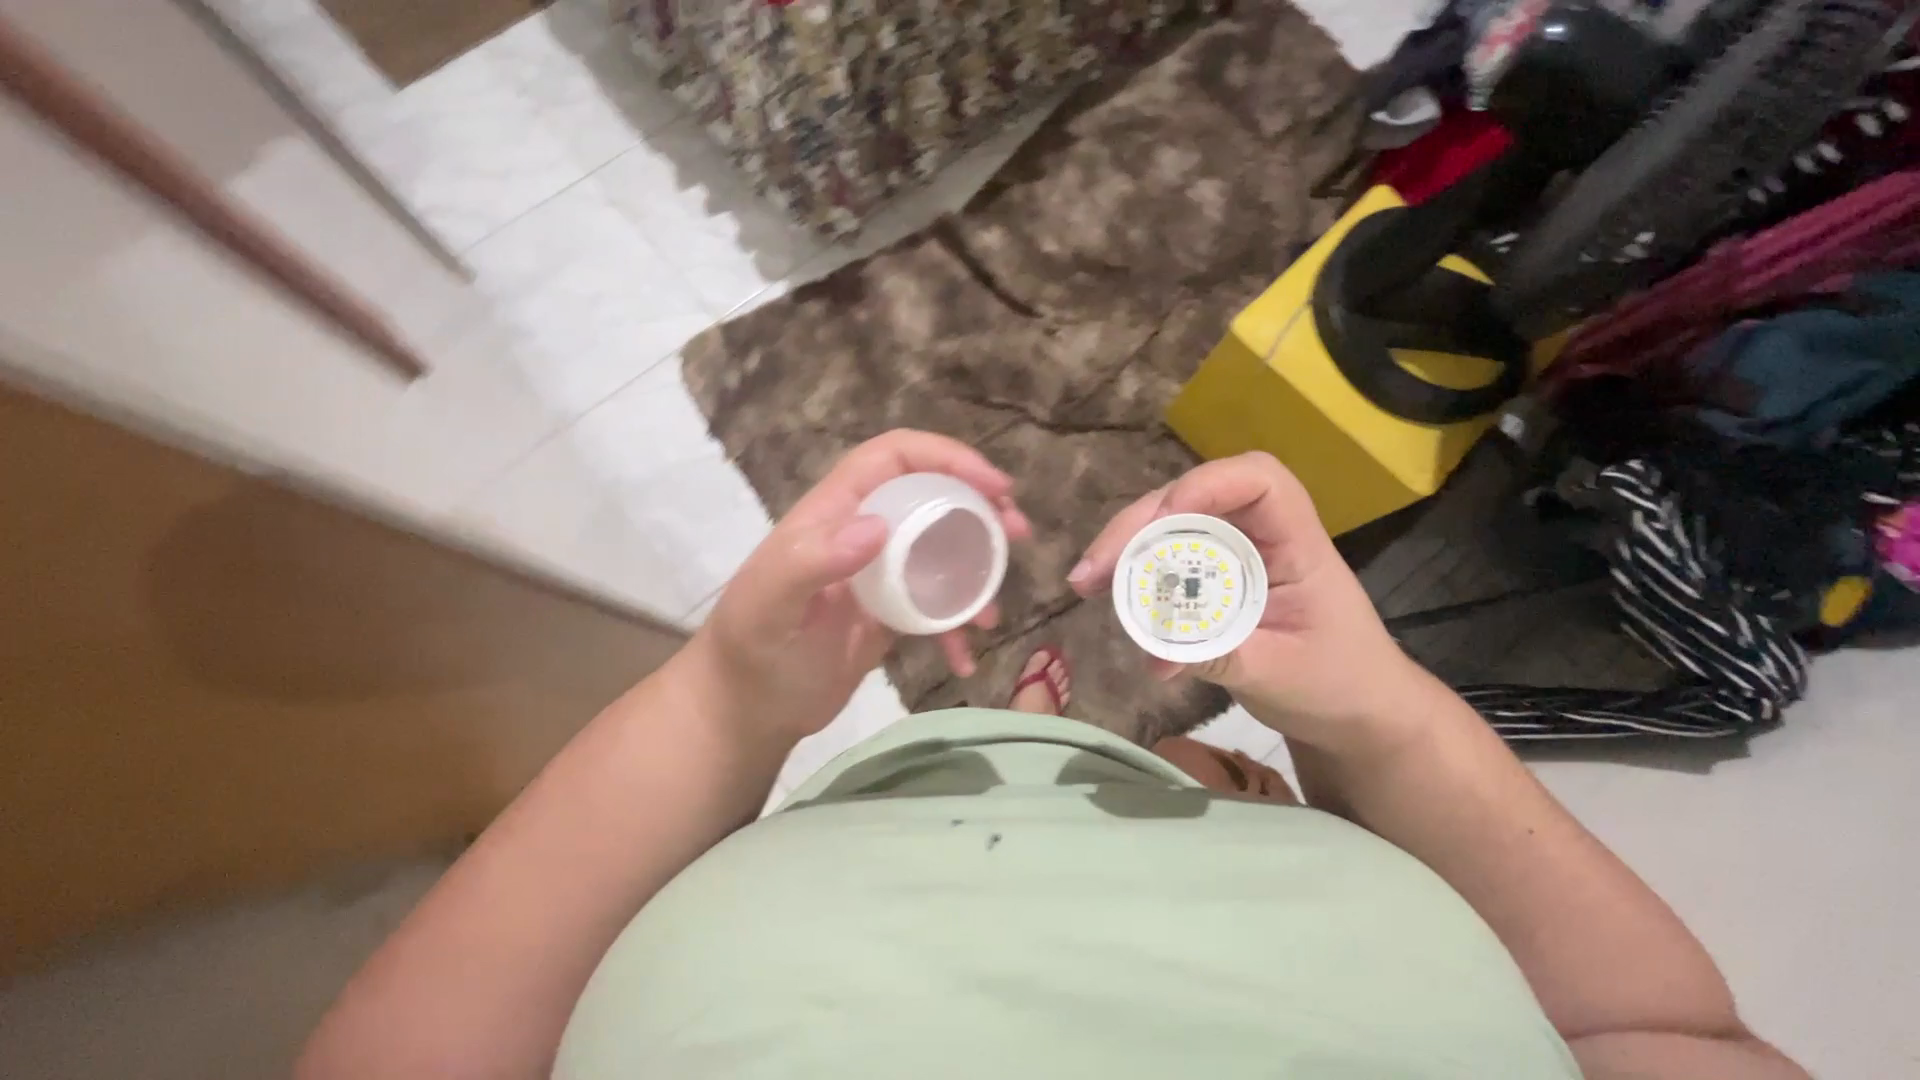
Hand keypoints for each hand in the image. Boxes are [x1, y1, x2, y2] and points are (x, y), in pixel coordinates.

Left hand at [689, 430, 1029, 744]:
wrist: (745, 712)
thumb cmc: (750, 652)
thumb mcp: (770, 604)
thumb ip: (812, 560)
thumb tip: (879, 527)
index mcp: (832, 514)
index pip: (893, 458)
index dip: (946, 457)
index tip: (994, 485)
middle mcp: (860, 535)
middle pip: (930, 497)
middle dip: (980, 508)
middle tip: (1017, 533)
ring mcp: (878, 576)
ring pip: (942, 553)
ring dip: (978, 571)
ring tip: (997, 608)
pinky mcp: (889, 616)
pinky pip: (935, 608)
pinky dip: (955, 629)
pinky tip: (964, 657)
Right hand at [1070, 452, 1425, 756]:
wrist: (1358, 715)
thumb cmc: (1339, 685)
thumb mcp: (1281, 675)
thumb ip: (1223, 657)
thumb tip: (1155, 653)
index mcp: (1296, 543)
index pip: (1259, 481)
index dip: (1209, 484)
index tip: (1165, 516)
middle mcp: (1260, 538)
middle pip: (1193, 503)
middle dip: (1138, 527)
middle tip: (1092, 572)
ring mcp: (1235, 560)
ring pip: (1173, 531)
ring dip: (1127, 551)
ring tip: (1088, 585)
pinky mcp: (1216, 584)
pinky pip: (1170, 566)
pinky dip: (1138, 583)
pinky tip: (1115, 609)